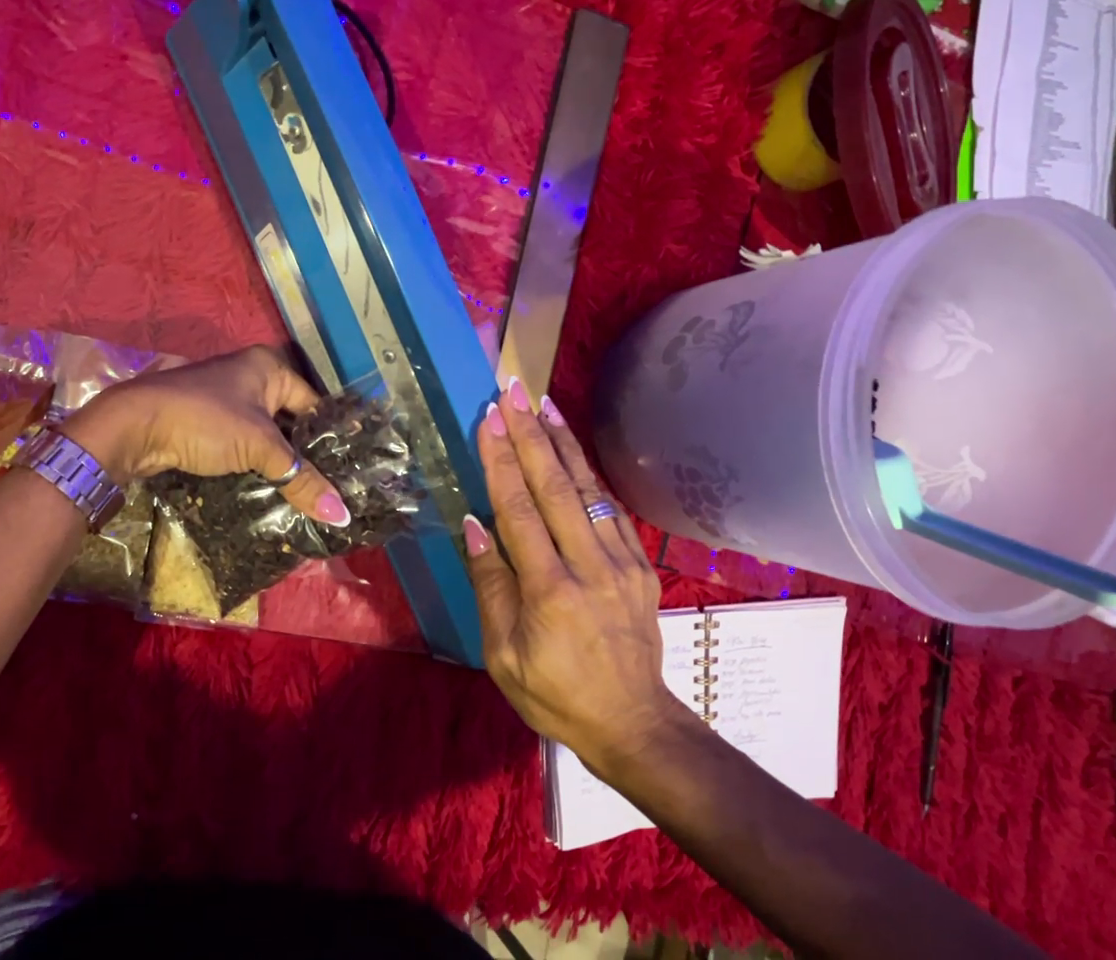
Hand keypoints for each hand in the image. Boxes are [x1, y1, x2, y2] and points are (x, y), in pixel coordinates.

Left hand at [61, 345, 349, 525]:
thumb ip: (301, 480)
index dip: (332, 439)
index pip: (314, 405)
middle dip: (306, 456)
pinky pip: (244, 445)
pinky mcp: (206, 425)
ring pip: (267, 436)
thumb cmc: (204, 421)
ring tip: (308, 497)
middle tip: (333, 491)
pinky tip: (271, 491)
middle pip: (291, 422)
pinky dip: (256, 466)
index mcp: (269, 367)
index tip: (351, 473)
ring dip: (280, 464)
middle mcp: (250, 377)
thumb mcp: (259, 448)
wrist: (132, 427)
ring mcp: (226, 401)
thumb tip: (342, 516)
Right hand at [462, 378, 690, 769]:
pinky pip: (614, 512)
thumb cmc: (554, 694)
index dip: (501, 461)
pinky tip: (577, 453)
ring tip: (544, 405)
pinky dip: (592, 477)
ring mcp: (622, 564)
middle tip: (512, 392)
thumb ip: (491, 585)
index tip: (489, 419)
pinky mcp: (641, 567)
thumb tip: (474, 524)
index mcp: (550, 591)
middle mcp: (590, 567)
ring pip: (589, 491)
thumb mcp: (502, 655)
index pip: (519, 512)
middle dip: (531, 435)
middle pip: (556, 489)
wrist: (632, 722)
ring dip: (563, 444)